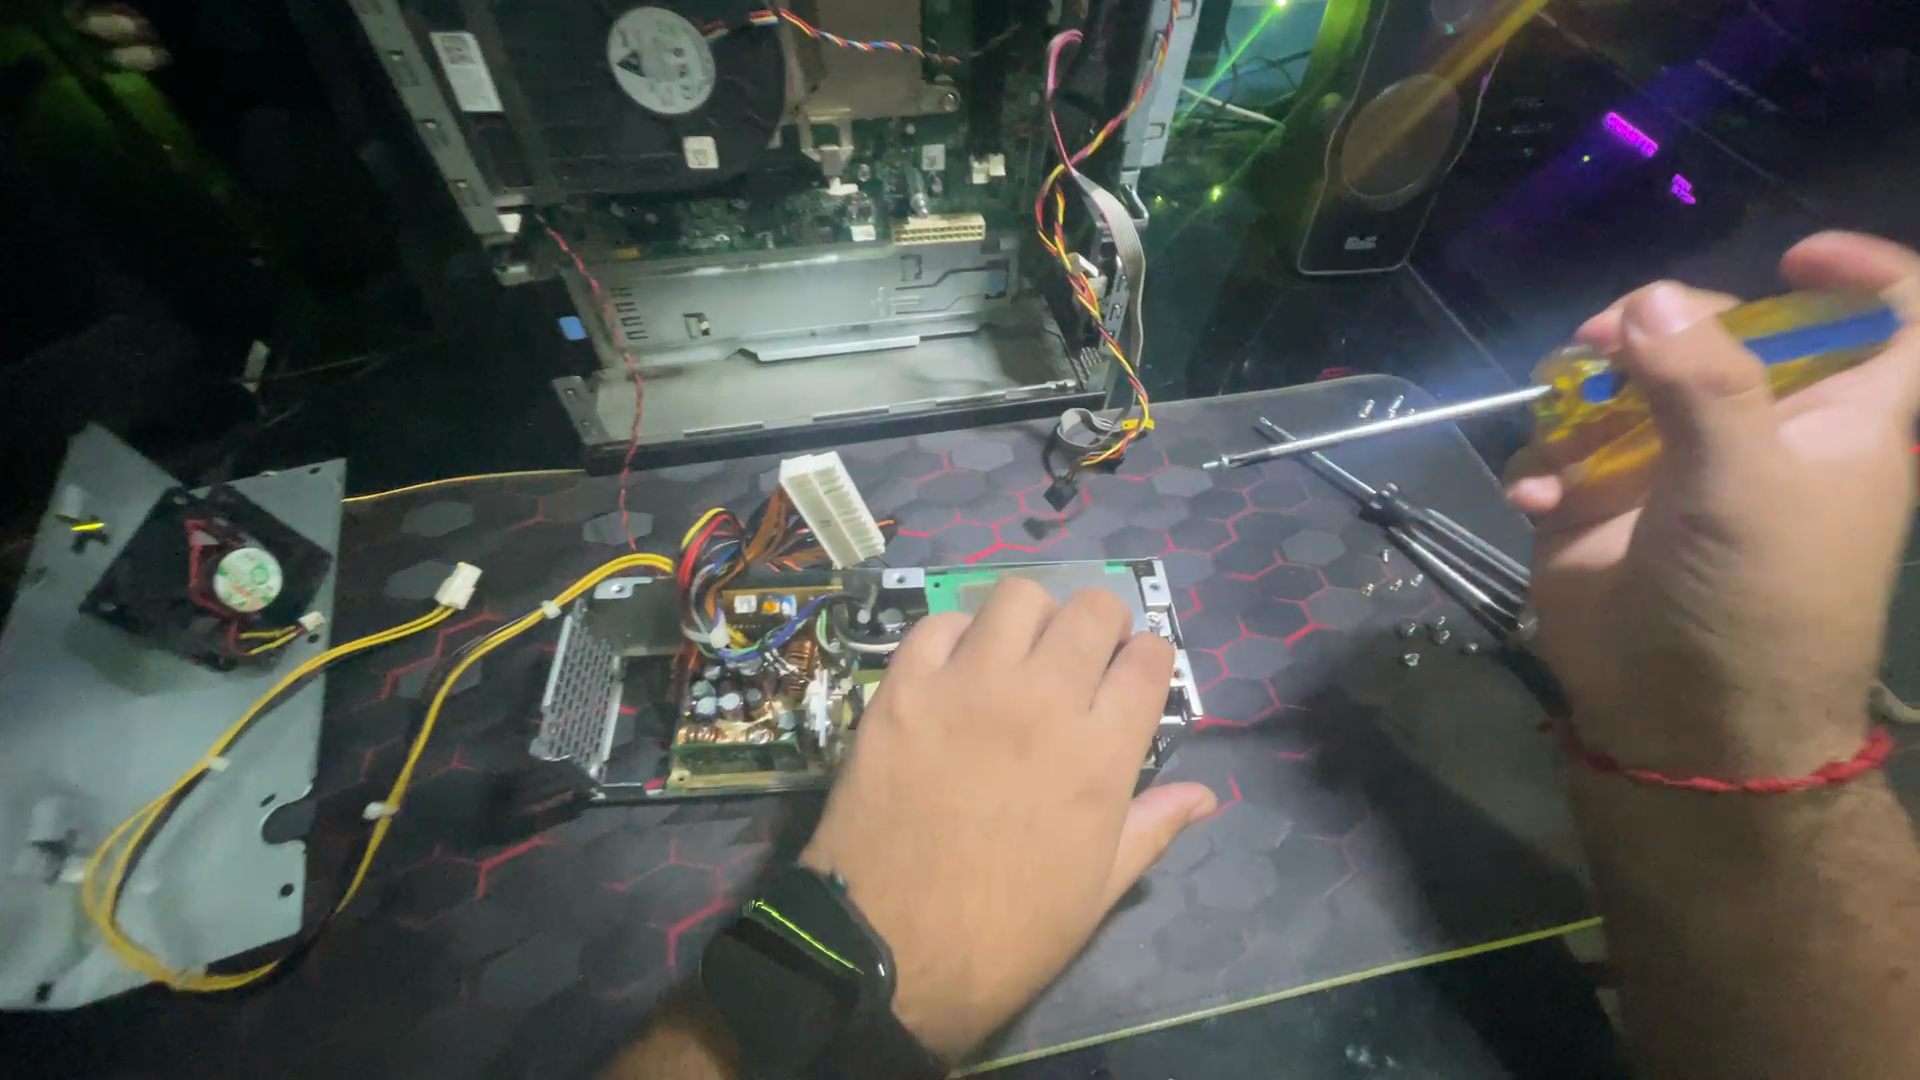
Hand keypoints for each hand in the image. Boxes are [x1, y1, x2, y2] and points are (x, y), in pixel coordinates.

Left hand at [798, 579, 1216, 1060]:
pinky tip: (955, 669)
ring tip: (1019, 652)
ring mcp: (967, 685)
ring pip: (1018, 596)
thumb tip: (1204, 794)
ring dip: (1032, 617)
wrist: (885, 950)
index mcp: (1099, 754)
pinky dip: (956, 635)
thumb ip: (1153, 827)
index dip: (1149, 657)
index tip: (1133, 671)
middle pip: (1092, 609)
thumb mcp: (1096, 893)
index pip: (1149, 659)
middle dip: (1100, 623)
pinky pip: (940, 623)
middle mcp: (1041, 701)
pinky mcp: (904, 687)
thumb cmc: (1003, 934)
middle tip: (1082, 654)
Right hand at [1505, 232, 1919, 775]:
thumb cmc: (1750, 590)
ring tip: (1555, 447)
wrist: (1670, 697)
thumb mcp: (1746, 479)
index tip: (1788, 259)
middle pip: (1707, 343)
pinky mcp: (1588, 502)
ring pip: (1612, 394)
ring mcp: (1659, 468)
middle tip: (1598, 343)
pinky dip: (1537, 469)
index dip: (1857, 279)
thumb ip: (1703, 382)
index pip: (1886, 325)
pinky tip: (1533, 498)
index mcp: (1833, 421)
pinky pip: (1553, 454)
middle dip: (1649, 335)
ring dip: (1574, 410)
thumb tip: (1648, 299)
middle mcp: (1746, 435)